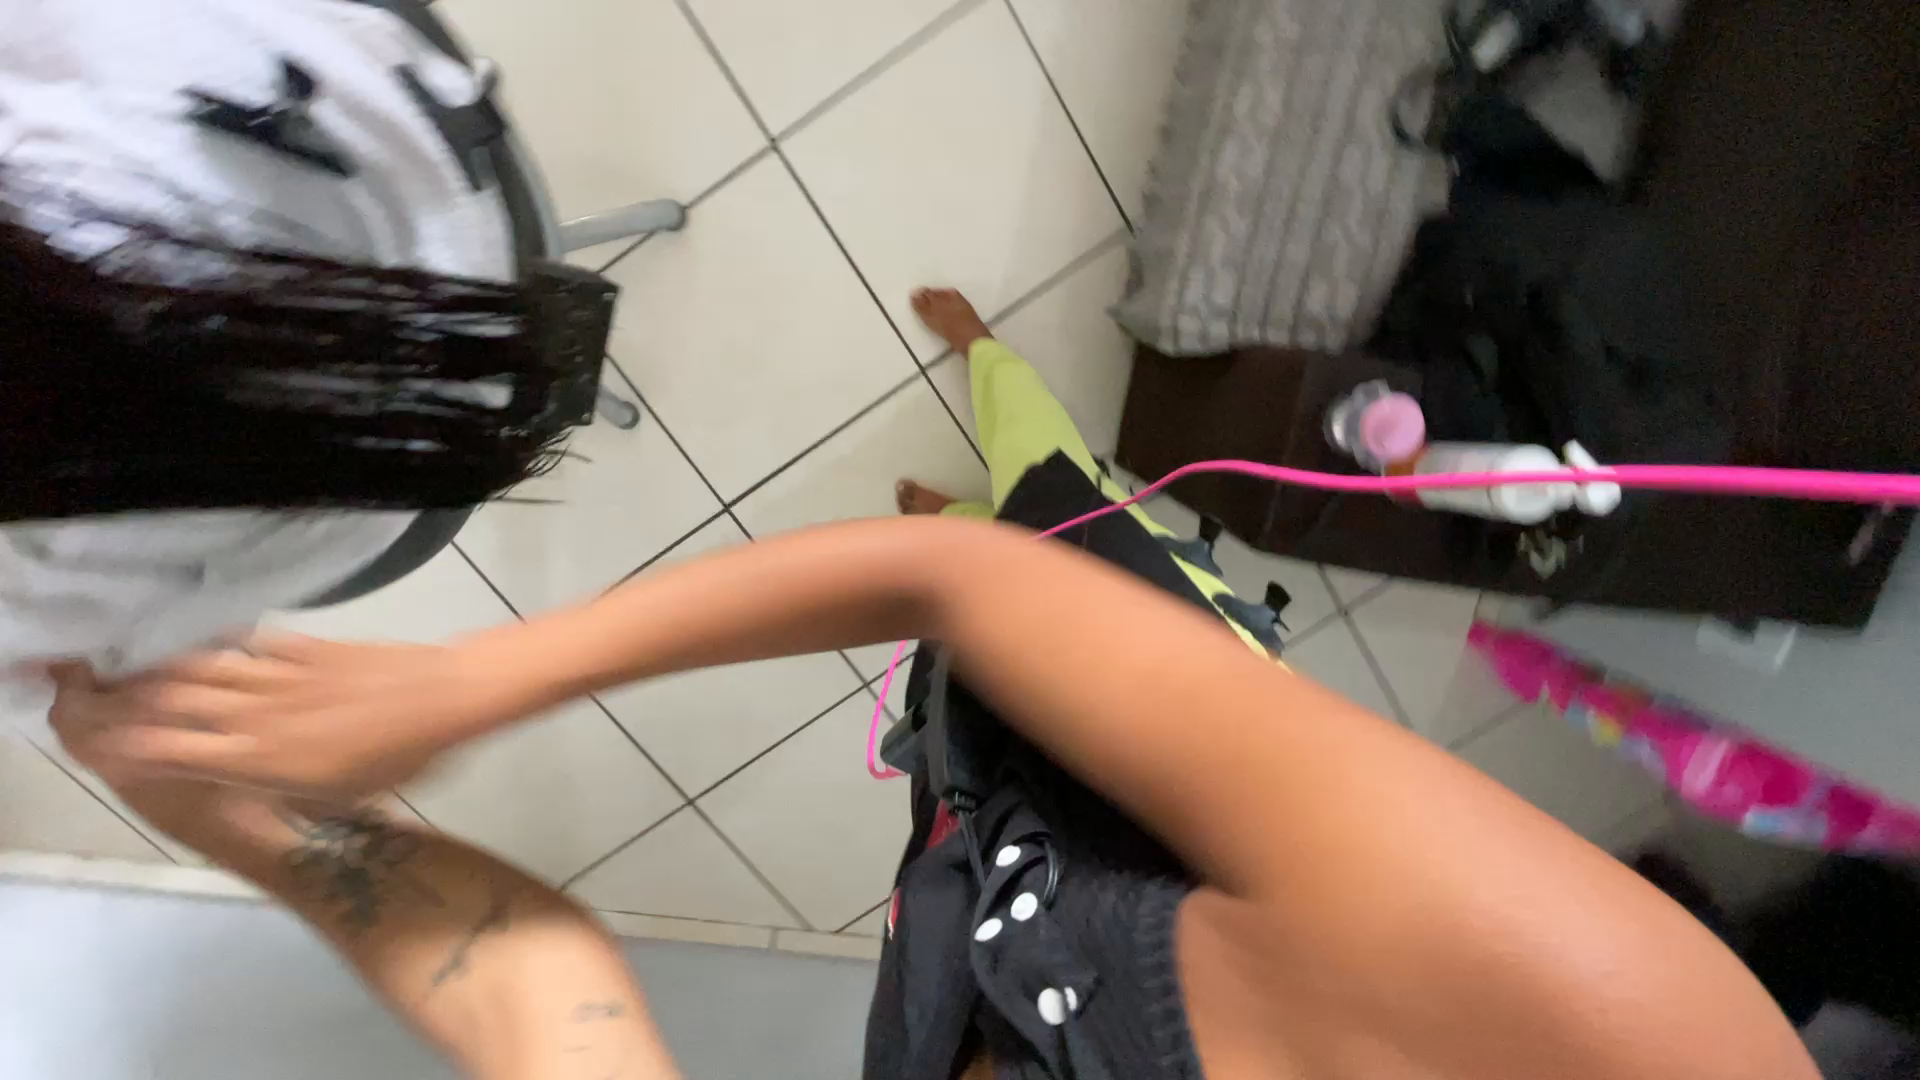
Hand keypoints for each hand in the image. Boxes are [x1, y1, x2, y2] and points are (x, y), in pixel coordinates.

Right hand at [49, 632, 530, 799]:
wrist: (449, 696)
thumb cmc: (407, 754)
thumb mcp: (343, 792)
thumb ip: (288, 785)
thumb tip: (255, 784)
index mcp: (260, 759)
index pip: (165, 752)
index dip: (121, 748)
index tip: (99, 744)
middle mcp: (258, 715)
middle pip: (167, 703)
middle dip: (118, 700)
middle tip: (89, 694)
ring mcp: (285, 676)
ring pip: (201, 668)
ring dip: (159, 667)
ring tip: (129, 667)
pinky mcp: (313, 648)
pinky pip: (253, 641)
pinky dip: (222, 640)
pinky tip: (206, 638)